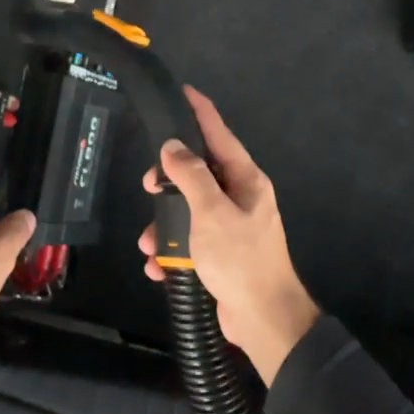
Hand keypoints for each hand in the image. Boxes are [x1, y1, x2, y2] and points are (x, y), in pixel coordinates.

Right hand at [137, 86, 319, 384]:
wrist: (265, 322)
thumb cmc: (240, 260)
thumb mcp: (211, 213)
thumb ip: (191, 176)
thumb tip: (173, 146)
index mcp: (246, 181)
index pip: (220, 135)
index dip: (201, 112)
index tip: (184, 91)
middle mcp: (240, 198)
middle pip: (198, 173)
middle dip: (169, 181)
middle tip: (148, 186)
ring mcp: (231, 227)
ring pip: (189, 210)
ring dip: (165, 226)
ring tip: (149, 243)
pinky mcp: (221, 255)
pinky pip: (191, 242)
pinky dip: (173, 252)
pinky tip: (159, 267)